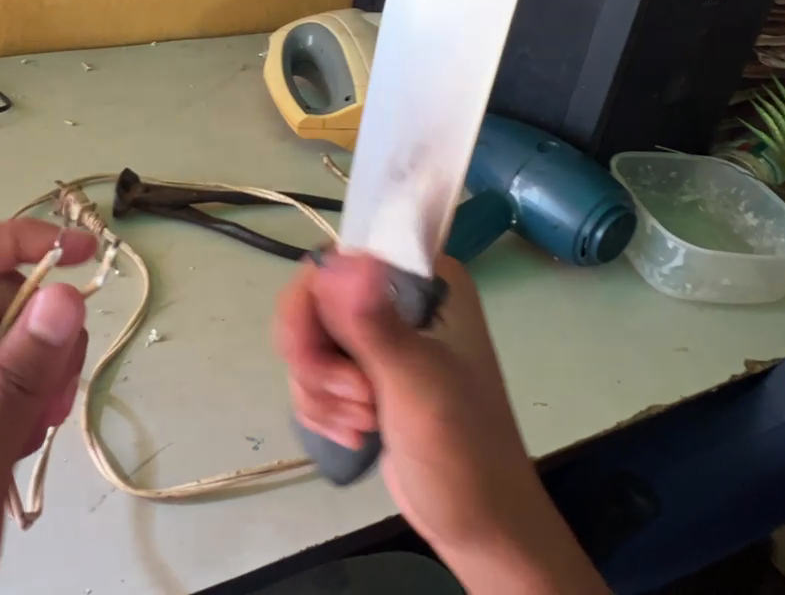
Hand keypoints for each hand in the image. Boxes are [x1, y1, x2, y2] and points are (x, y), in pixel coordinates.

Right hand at [276, 253, 606, 594]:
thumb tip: (339, 264)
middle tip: (356, 399)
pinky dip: (321, 408)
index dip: (314, 304)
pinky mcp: (363, 373)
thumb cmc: (463, 451)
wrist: (478, 524)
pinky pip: (311, 375)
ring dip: (322, 392)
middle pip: (312, 303)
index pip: (339, 259)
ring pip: (306, 343)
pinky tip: (355, 435)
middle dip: (319, 362)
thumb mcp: (417, 385)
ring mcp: (379, 337)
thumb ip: (374, 325)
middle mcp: (398, 296)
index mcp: (425, 280)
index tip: (314, 352)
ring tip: (364, 423)